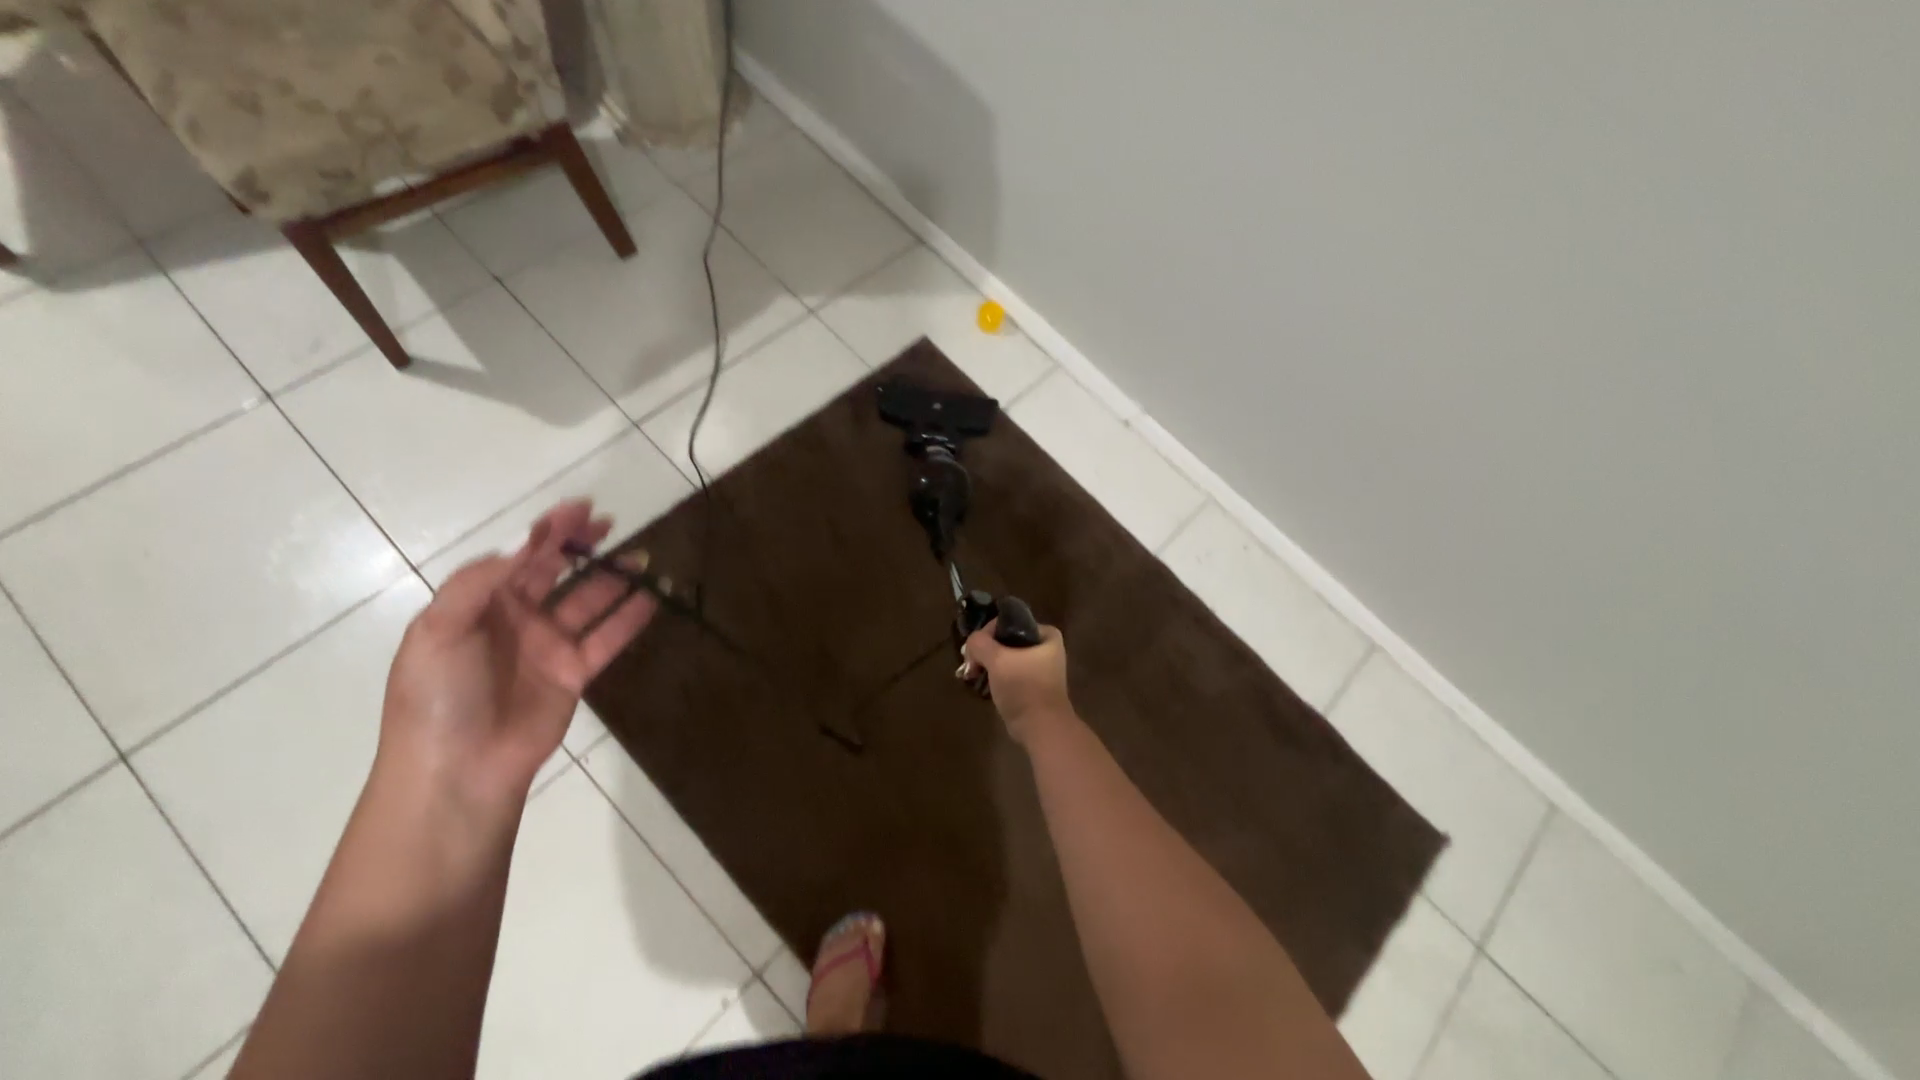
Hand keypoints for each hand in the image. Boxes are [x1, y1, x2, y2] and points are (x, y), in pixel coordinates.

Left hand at [378, 500, 657, 807]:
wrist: (457, 770)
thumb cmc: (438, 696)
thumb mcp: (438, 630)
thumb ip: (479, 582)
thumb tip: (524, 543)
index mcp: (478, 604)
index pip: (517, 556)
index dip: (546, 530)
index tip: (579, 508)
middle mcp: (514, 618)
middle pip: (553, 571)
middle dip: (579, 544)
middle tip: (609, 523)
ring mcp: (546, 646)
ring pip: (586, 601)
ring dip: (612, 577)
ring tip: (642, 555)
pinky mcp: (573, 674)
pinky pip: (606, 638)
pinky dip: (629, 618)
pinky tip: (652, 597)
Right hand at [964, 620, 1073, 745]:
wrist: (1041, 727)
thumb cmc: (1023, 688)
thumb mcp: (998, 660)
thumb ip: (980, 643)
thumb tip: (972, 642)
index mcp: (1045, 635)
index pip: (1007, 623)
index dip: (986, 634)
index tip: (972, 652)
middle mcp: (1045, 648)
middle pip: (1005, 640)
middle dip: (984, 651)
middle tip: (969, 665)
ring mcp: (1038, 668)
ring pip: (1004, 658)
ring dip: (986, 664)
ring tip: (970, 675)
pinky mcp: (1031, 686)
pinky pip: (1008, 673)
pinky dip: (994, 677)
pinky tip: (979, 683)